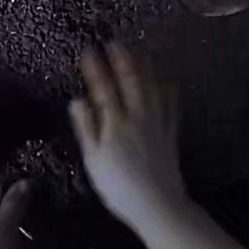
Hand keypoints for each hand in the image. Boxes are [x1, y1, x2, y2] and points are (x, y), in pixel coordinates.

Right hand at [69, 43, 188, 233]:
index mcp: (116, 124)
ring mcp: (157, 124)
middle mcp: (138, 117)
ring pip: (151, 87)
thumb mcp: (94, 161)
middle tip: (115, 42)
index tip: (88, 50)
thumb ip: (86, 128)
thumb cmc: (119, 187)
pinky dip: (168, 87)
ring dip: (145, 66)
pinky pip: (170, 104)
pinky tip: (167, 77)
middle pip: (131, 81)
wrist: (159, 207)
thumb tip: (77, 100)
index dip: (95, 68)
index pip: (103, 89)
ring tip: (139, 49)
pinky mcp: (170, 133)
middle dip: (122, 59)